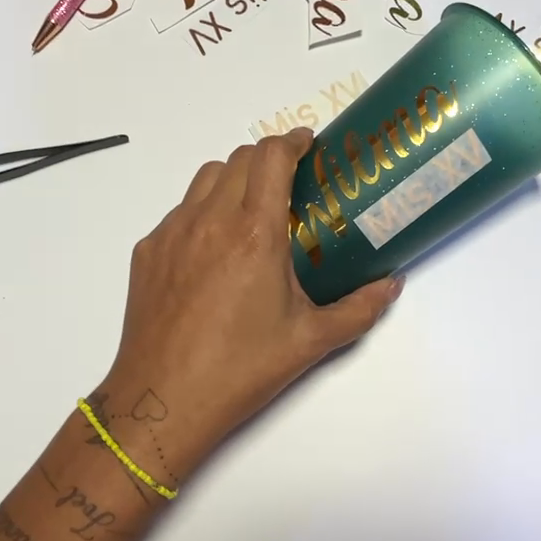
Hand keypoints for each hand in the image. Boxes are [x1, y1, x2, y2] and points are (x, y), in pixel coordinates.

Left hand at [95, 128, 403, 477]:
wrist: (163, 400)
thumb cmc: (241, 369)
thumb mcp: (310, 341)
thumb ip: (360, 308)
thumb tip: (392, 284)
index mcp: (253, 233)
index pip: (270, 156)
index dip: (292, 140)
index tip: (308, 144)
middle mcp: (209, 220)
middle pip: (238, 158)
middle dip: (268, 158)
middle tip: (290, 181)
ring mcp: (172, 233)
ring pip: (204, 178)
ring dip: (234, 178)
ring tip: (253, 208)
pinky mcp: (148, 252)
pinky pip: (179, 212)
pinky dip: (203, 212)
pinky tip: (216, 250)